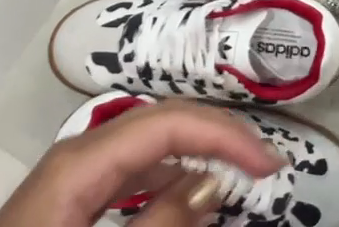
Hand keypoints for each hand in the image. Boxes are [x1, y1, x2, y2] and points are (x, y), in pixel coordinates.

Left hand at [0, 100, 282, 226]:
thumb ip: (158, 223)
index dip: (223, 134)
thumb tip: (214, 184)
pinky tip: (187, 192)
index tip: (268, 162)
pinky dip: (168, 174)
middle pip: (159, 121)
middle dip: (216, 134)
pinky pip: (130, 169)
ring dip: (196, 151)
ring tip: (237, 173)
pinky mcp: (70, 195)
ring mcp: (72, 171)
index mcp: (81, 159)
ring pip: (147, 142)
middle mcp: (78, 152)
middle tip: (264, 163)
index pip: (167, 122)